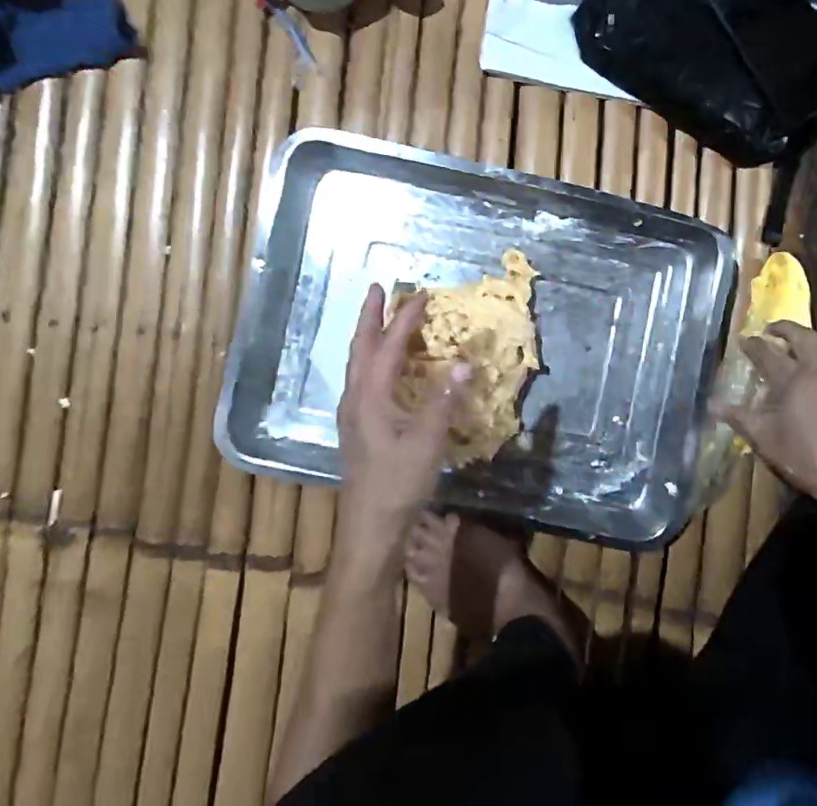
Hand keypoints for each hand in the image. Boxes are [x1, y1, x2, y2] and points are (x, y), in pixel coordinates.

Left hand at [336, 284, 469, 543]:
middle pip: (361, 346)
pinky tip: (381, 366)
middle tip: (380, 289)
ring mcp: (351, 413)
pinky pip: (360, 378)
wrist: (369, 527)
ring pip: (357, 362)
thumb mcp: (427, 444)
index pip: (388, 346)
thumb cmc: (397, 485)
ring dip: (368, 335)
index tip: (422, 296)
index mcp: (369, 396)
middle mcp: (355, 398)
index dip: (405, 319)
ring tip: (378, 317)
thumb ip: (444, 401)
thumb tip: (464, 363)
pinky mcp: (356, 426)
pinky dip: (371, 358)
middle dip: (370, 315)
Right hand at [721, 322, 816, 526]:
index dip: (753, 344)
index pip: (767, 352)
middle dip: (786, 328)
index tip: (743, 339)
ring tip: (800, 344)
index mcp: (793, 379)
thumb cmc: (806, 459)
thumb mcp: (764, 440)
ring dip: (812, 340)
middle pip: (804, 338)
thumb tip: (712, 403)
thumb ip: (738, 417)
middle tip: (772, 330)